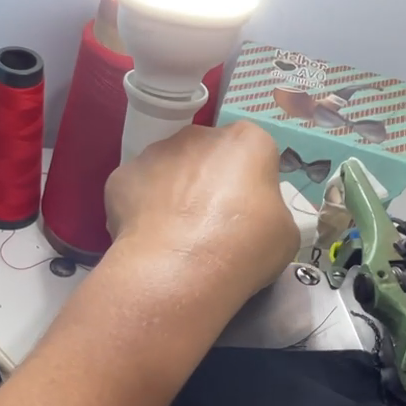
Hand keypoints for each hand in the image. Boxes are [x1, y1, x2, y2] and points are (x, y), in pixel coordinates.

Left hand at [104, 121, 297, 310]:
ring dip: (171, 195)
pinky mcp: (121, 176)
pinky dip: (138, 211)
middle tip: (208, 228)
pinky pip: (134, 191)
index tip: (245, 215)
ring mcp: (155, 153)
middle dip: (206, 185)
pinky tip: (146, 240)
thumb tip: (251, 218)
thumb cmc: (244, 248)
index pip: (252, 155)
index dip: (249, 186)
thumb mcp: (284, 232)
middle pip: (205, 157)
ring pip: (166, 170)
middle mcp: (198, 135)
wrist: (180, 269)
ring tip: (173, 238)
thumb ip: (268, 210)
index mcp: (246, 140)